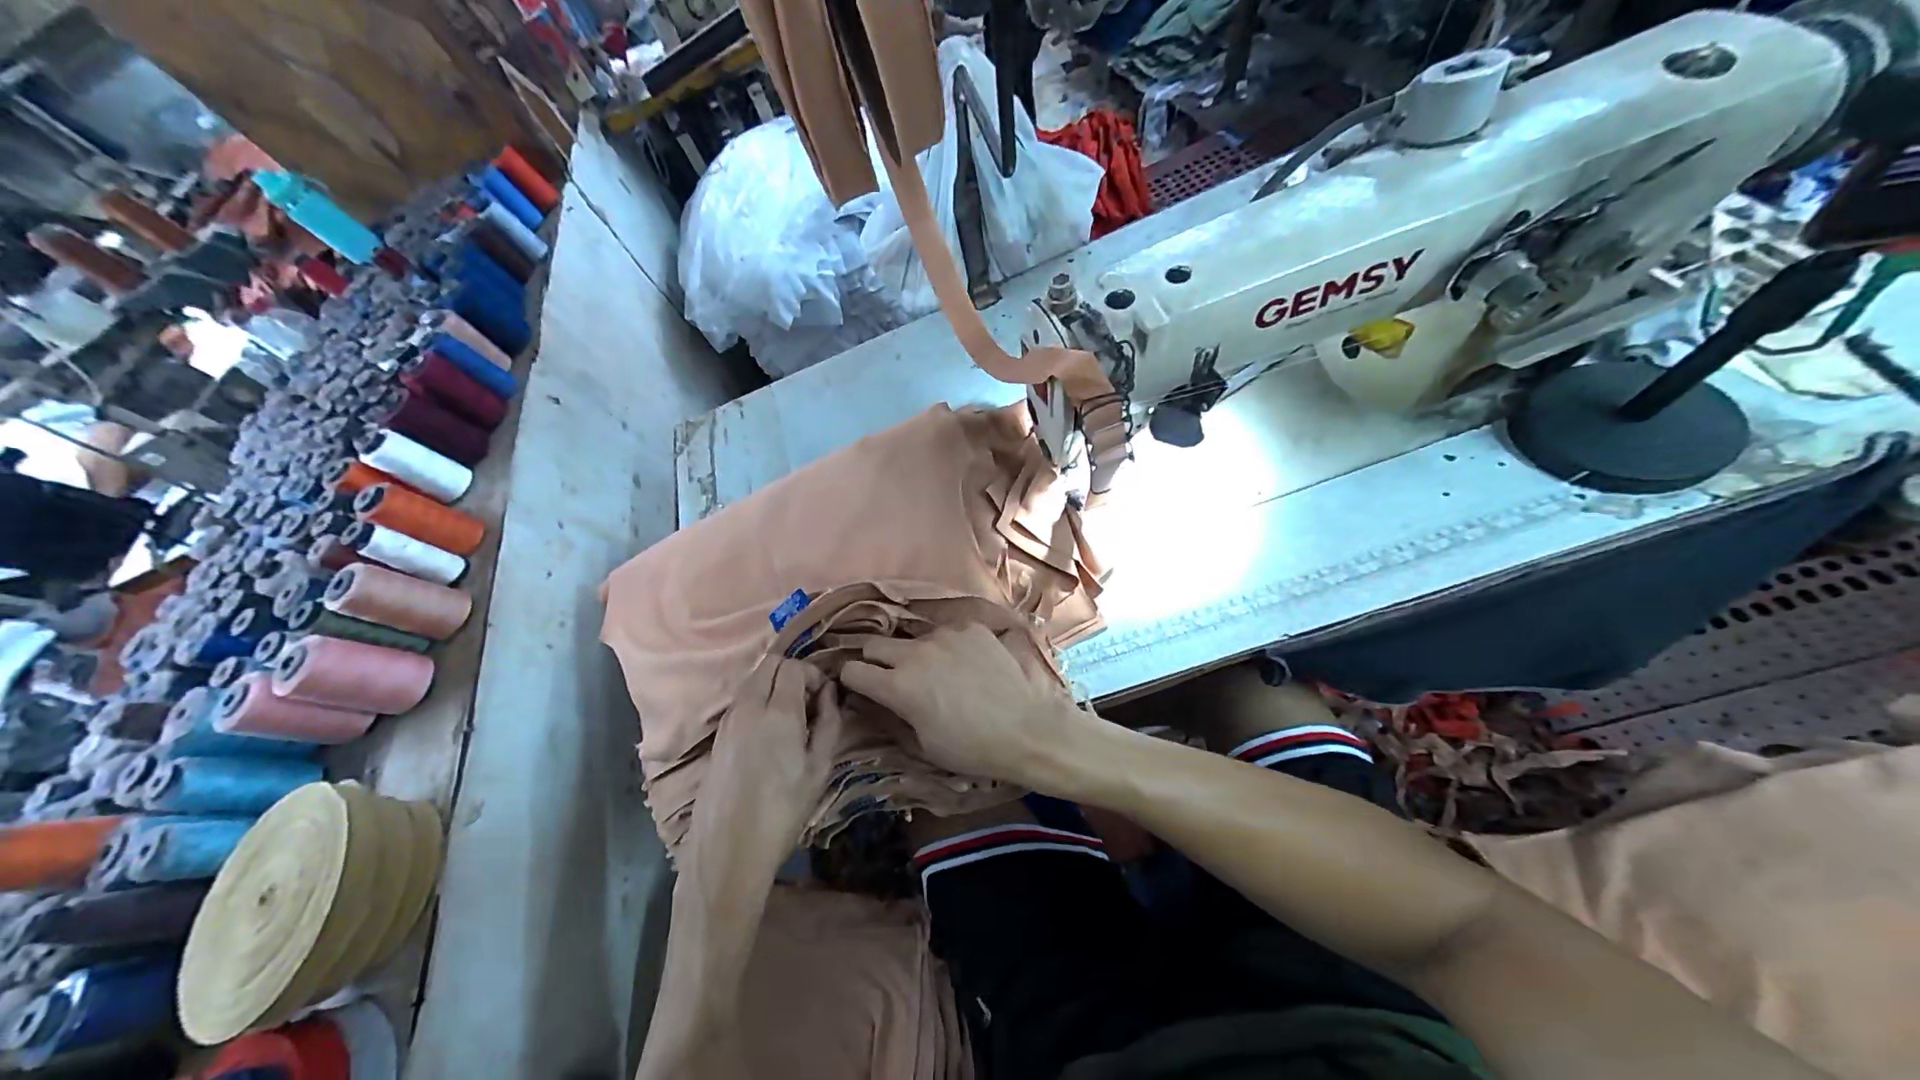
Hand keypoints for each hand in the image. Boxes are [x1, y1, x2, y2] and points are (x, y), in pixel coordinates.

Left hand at [691, 659, 845, 869]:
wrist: (728, 849)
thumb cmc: (783, 810)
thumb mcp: (819, 768)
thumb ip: (829, 722)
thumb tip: (830, 693)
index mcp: (778, 712)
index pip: (794, 666)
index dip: (814, 675)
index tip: (825, 698)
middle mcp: (748, 706)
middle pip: (770, 663)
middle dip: (793, 672)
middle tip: (809, 702)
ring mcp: (728, 719)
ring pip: (753, 679)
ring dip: (775, 685)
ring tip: (792, 718)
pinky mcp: (718, 735)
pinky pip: (742, 700)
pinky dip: (759, 700)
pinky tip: (771, 733)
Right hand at [841, 623, 1085, 787]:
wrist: (1028, 730)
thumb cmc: (972, 748)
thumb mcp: (923, 745)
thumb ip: (891, 717)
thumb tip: (870, 702)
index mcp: (898, 685)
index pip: (852, 669)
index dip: (852, 680)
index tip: (860, 687)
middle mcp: (916, 652)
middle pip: (874, 644)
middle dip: (874, 660)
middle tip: (890, 677)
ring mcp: (946, 635)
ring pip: (914, 638)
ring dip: (915, 653)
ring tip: (937, 672)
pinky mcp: (972, 628)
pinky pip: (948, 633)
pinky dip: (949, 647)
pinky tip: (968, 665)